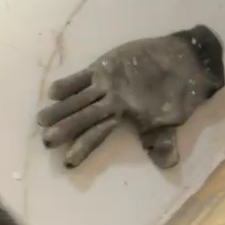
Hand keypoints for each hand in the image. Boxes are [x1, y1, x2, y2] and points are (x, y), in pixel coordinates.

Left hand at [38, 27, 224, 168]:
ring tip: (41, 120)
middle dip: (64, 129)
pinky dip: (69, 84)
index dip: (83, 147)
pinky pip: (82, 77)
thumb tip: (168, 164)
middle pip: (82, 118)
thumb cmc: (175, 95)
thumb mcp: (170, 120)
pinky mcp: (102, 67)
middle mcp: (106, 104)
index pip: (97, 135)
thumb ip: (162, 140)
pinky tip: (52, 92)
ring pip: (77, 99)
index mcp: (120, 117)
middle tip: (46, 140)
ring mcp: (102, 86)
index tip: (68, 163)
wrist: (184, 60)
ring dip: (60, 109)